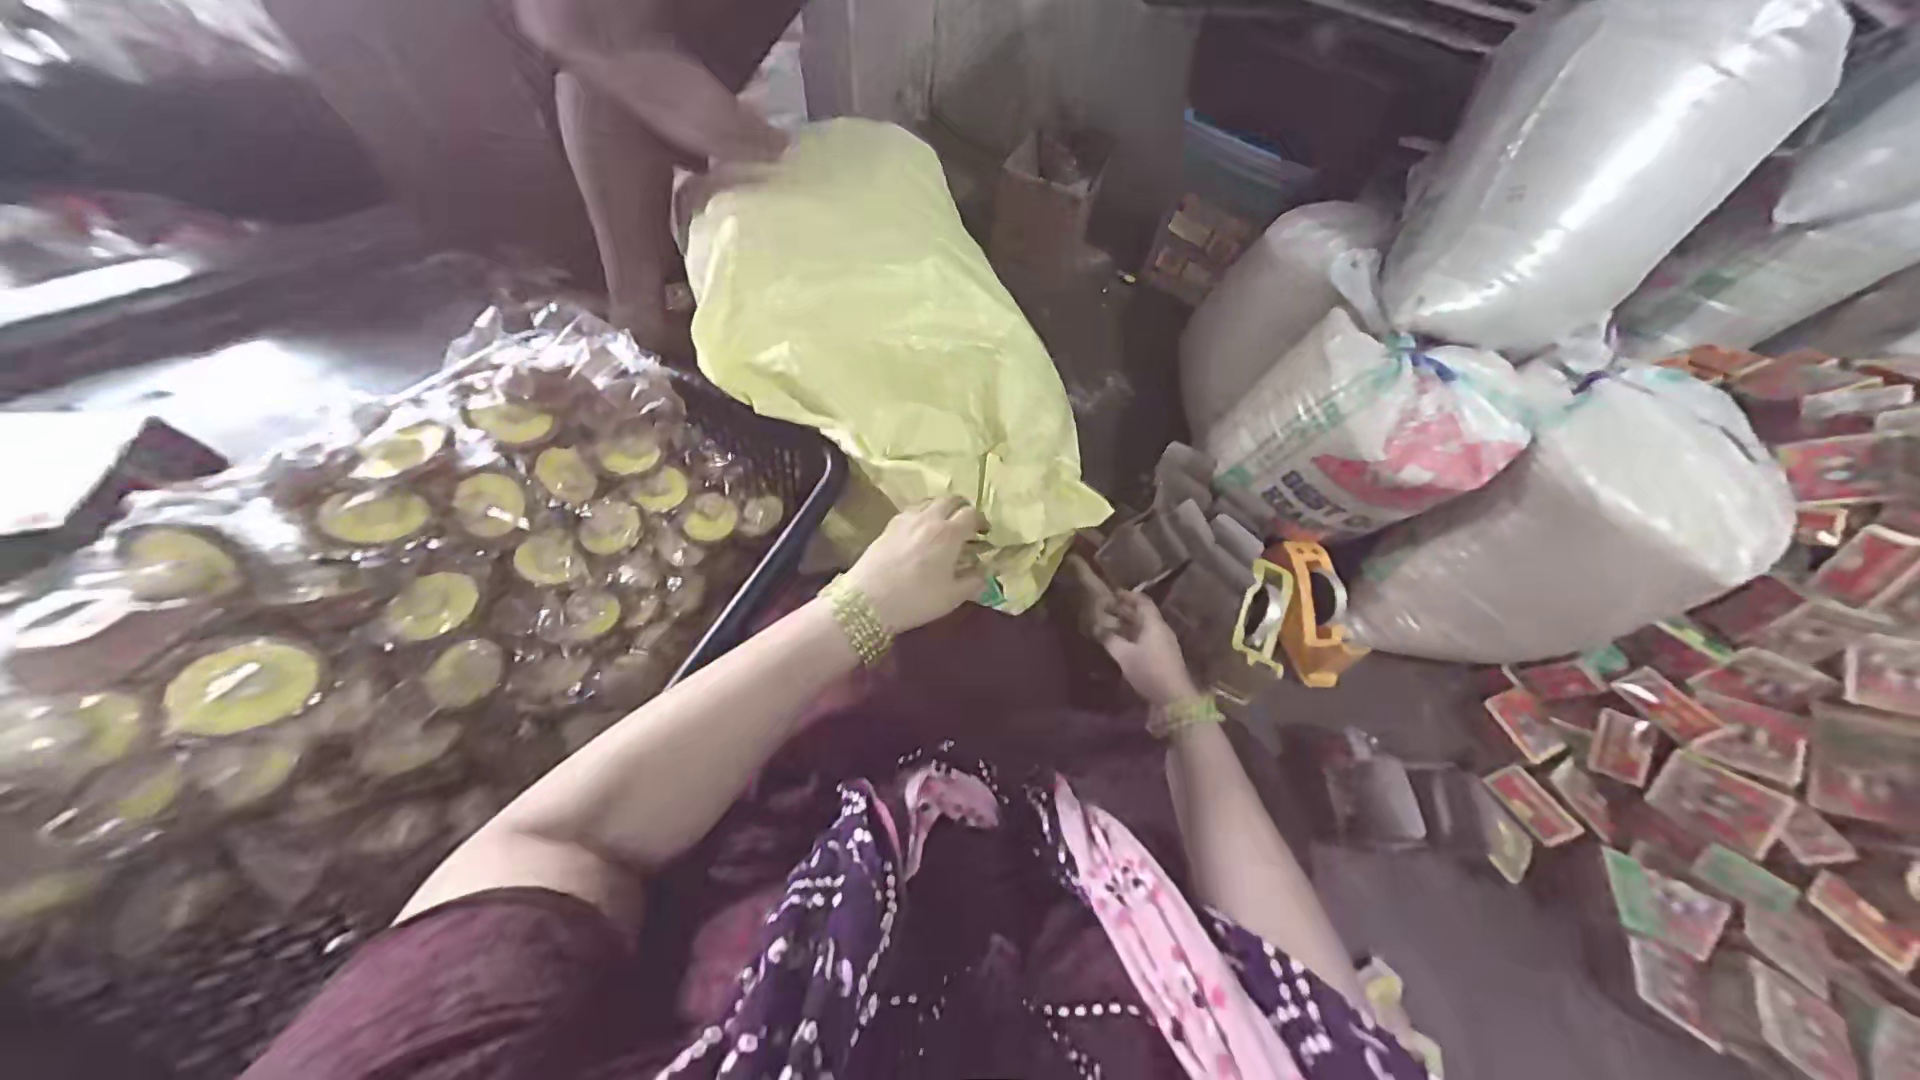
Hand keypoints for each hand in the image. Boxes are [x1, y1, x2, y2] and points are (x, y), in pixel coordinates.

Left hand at [842, 496, 987, 632]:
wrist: (867, 601)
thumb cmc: (916, 599)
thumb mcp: (952, 597)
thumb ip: (974, 581)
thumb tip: (985, 570)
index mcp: (949, 533)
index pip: (971, 514)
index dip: (981, 521)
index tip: (984, 533)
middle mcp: (929, 518)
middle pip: (950, 499)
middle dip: (962, 508)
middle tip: (966, 524)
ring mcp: (906, 519)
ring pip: (929, 502)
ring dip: (941, 509)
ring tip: (943, 526)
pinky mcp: (888, 526)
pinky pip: (912, 511)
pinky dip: (922, 515)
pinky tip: (920, 533)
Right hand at [1094, 592, 1200, 706]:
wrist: (1174, 698)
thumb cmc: (1149, 670)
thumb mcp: (1125, 655)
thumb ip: (1109, 639)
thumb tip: (1096, 626)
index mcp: (1154, 624)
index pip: (1142, 602)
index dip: (1128, 596)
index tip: (1112, 593)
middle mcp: (1160, 630)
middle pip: (1142, 614)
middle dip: (1124, 609)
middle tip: (1105, 608)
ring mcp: (1162, 643)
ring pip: (1143, 627)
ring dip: (1127, 624)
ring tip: (1109, 623)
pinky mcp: (1161, 656)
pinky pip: (1144, 639)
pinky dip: (1131, 636)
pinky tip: (1119, 641)